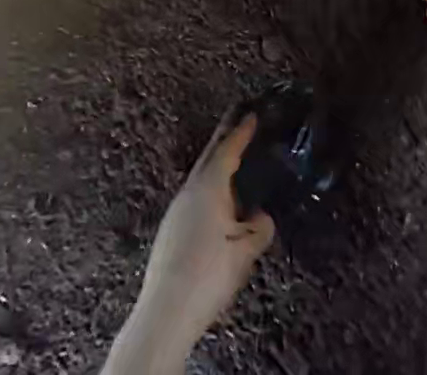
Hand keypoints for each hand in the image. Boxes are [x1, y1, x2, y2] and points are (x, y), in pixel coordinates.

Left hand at [106, 113, 274, 373]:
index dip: (241, 131)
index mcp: (209, 187)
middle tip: (238, 121)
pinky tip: (219, 203)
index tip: (251, 114)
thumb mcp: (246, 252)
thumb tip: (261, 216)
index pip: (228, 150)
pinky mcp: (171, 229)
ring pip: (201, 176)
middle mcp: (190, 191)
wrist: (166, 312)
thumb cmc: (209, 274)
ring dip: (216, 164)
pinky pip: (195, 195)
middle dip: (224, 138)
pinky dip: (210, 187)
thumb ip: (259, 229)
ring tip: (233, 160)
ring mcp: (177, 210)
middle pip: (209, 156)